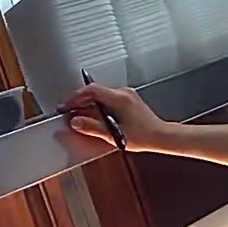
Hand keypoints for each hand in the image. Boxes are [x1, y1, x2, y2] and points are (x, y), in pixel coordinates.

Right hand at [59, 83, 178, 152]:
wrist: (161, 136)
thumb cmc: (143, 136)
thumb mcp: (114, 135)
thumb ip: (92, 127)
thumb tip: (76, 122)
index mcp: (120, 98)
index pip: (92, 90)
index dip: (76, 97)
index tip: (67, 105)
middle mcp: (123, 93)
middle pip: (95, 91)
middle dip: (80, 101)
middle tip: (69, 111)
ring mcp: (127, 95)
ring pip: (101, 95)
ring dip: (88, 103)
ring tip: (79, 115)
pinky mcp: (128, 100)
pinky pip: (108, 98)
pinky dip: (98, 105)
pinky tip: (94, 116)